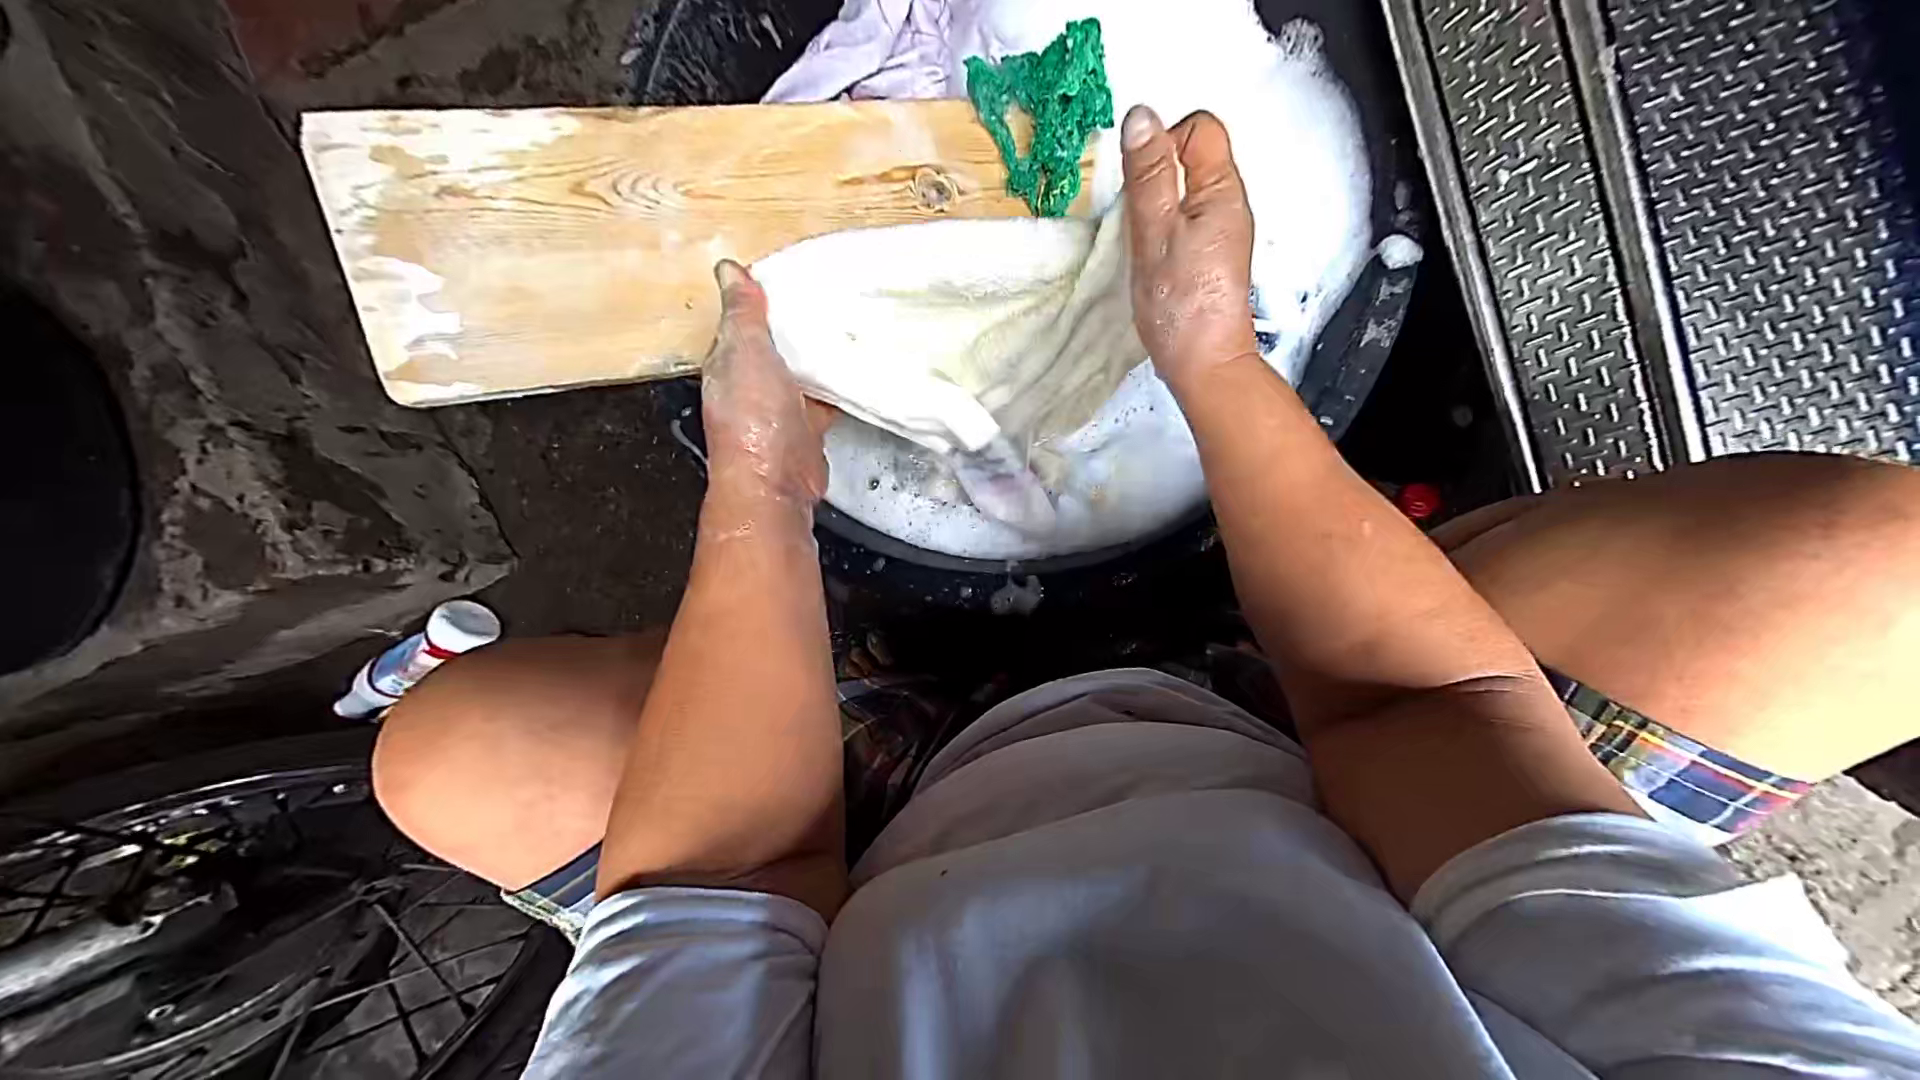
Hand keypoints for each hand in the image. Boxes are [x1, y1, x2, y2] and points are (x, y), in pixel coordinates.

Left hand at [701, 260, 834, 504]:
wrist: (776, 480)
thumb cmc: (754, 418)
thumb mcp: (745, 352)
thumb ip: (742, 314)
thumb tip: (728, 269)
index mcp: (730, 360)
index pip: (746, 320)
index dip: (766, 298)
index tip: (798, 275)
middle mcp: (753, 382)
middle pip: (779, 345)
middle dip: (800, 324)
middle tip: (834, 295)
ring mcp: (782, 405)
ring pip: (803, 370)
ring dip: (821, 355)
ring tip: (850, 325)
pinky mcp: (808, 425)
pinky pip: (826, 397)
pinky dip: (839, 385)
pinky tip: (858, 368)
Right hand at [1120, 105, 1260, 388]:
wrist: (1203, 364)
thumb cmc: (1181, 306)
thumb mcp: (1154, 234)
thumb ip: (1148, 176)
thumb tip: (1141, 119)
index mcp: (1222, 192)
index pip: (1199, 129)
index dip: (1163, 143)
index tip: (1140, 182)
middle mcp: (1229, 207)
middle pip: (1192, 160)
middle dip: (1157, 178)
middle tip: (1137, 217)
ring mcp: (1221, 235)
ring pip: (1186, 196)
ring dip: (1157, 208)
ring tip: (1142, 243)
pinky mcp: (1209, 259)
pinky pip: (1184, 225)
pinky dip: (1163, 232)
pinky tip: (1151, 260)